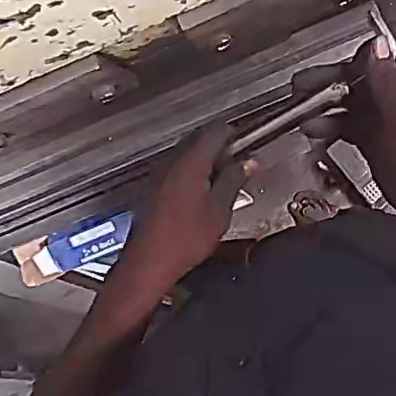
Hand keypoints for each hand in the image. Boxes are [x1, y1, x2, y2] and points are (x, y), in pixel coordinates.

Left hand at [113, 125, 251, 293]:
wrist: (149, 263)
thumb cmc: (183, 239)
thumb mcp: (220, 209)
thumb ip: (234, 180)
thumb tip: (247, 163)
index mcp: (191, 162)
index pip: (215, 132)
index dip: (233, 134)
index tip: (244, 142)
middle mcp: (172, 162)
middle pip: (198, 139)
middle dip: (219, 145)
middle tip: (237, 159)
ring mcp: (160, 174)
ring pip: (186, 153)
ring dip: (205, 158)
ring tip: (222, 177)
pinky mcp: (154, 188)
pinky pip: (176, 167)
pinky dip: (192, 171)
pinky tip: (202, 190)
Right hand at [294, 38, 395, 220]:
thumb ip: (388, 79)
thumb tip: (376, 45)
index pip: (391, 50)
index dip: (365, 49)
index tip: (338, 55)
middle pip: (364, 77)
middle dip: (333, 78)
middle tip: (305, 82)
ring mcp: (390, 121)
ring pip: (354, 103)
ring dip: (327, 103)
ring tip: (302, 106)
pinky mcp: (379, 144)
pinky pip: (351, 128)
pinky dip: (332, 127)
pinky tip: (316, 131)